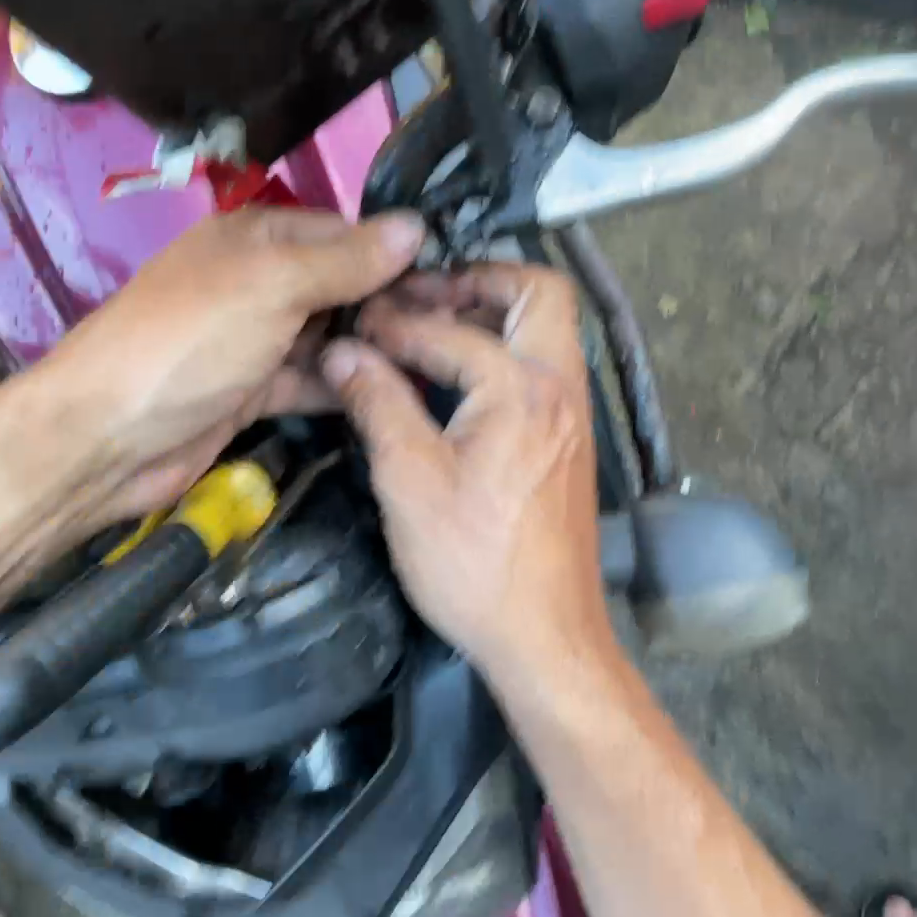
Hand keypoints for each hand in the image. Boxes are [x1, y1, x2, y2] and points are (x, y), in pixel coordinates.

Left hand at [46, 208, 424, 520]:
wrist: (110, 436)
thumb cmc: (191, 342)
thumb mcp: (272, 287)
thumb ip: (344, 261)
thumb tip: (416, 227)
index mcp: (255, 238)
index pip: (340, 232)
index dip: (391, 253)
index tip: (451, 281)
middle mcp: (257, 283)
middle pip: (337, 285)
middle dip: (386, 304)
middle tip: (453, 331)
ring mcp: (253, 340)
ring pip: (326, 336)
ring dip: (368, 348)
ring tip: (435, 364)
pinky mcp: (252, 391)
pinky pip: (308, 381)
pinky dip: (341, 386)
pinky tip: (390, 395)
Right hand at [321, 263, 611, 665]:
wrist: (544, 635)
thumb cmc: (473, 563)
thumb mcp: (410, 481)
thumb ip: (378, 404)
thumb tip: (342, 353)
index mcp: (522, 389)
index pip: (449, 331)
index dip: (394, 326)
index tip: (356, 329)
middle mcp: (561, 388)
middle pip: (537, 294)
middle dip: (477, 280)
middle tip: (421, 296)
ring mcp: (574, 415)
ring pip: (547, 330)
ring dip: (493, 315)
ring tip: (434, 329)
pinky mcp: (570, 442)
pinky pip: (544, 368)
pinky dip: (505, 353)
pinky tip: (460, 382)